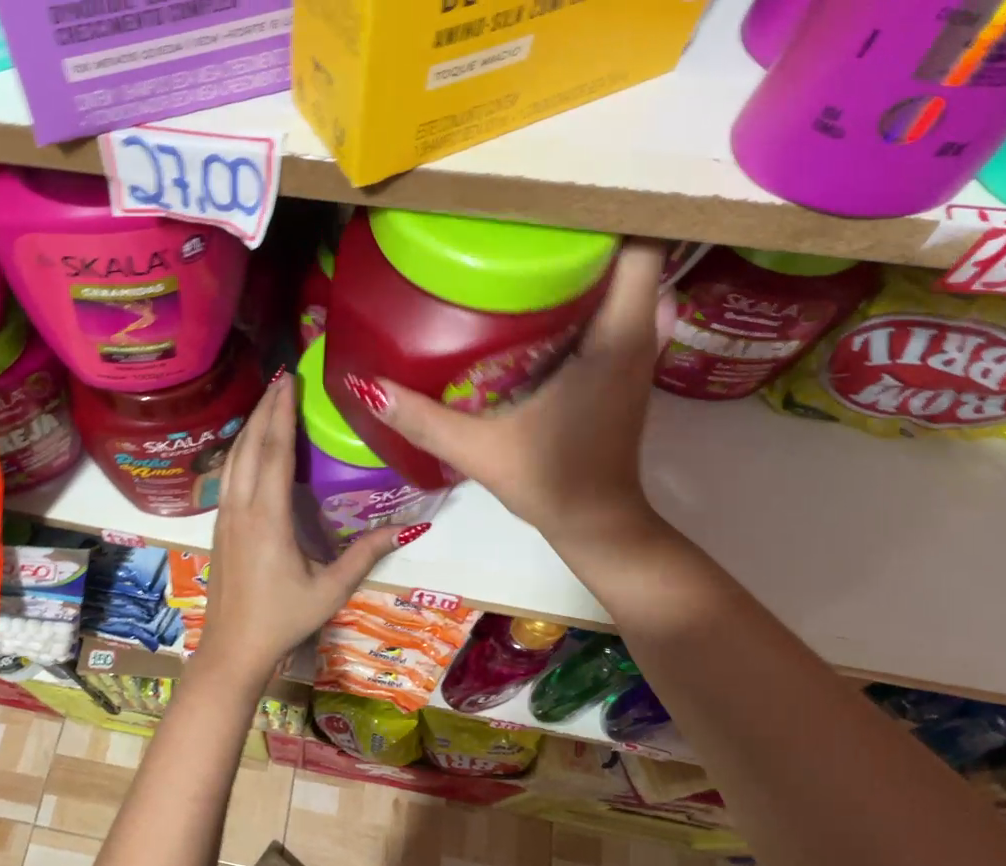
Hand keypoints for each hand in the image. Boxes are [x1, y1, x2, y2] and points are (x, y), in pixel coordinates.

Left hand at [196, 373, 421, 677]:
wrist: (232, 648)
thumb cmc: (282, 620)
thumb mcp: (330, 590)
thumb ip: (364, 555)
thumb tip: (405, 528)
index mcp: (267, 518)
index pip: (273, 452)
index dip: (281, 414)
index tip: (290, 382)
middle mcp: (241, 508)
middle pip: (250, 446)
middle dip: (265, 409)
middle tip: (281, 377)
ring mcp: (225, 517)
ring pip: (233, 459)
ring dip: (249, 427)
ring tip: (266, 401)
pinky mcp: (219, 527)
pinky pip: (227, 476)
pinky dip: (239, 451)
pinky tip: (248, 446)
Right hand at [348, 239, 671, 551]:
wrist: (598, 525)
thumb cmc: (552, 483)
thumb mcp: (480, 450)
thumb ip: (422, 418)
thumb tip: (365, 385)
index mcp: (615, 340)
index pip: (641, 247)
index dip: (608, 213)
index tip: (556, 201)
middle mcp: (636, 336)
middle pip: (628, 256)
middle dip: (583, 232)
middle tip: (523, 221)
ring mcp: (634, 353)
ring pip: (623, 283)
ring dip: (586, 264)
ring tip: (527, 250)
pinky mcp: (622, 370)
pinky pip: (613, 310)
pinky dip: (586, 296)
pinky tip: (537, 303)